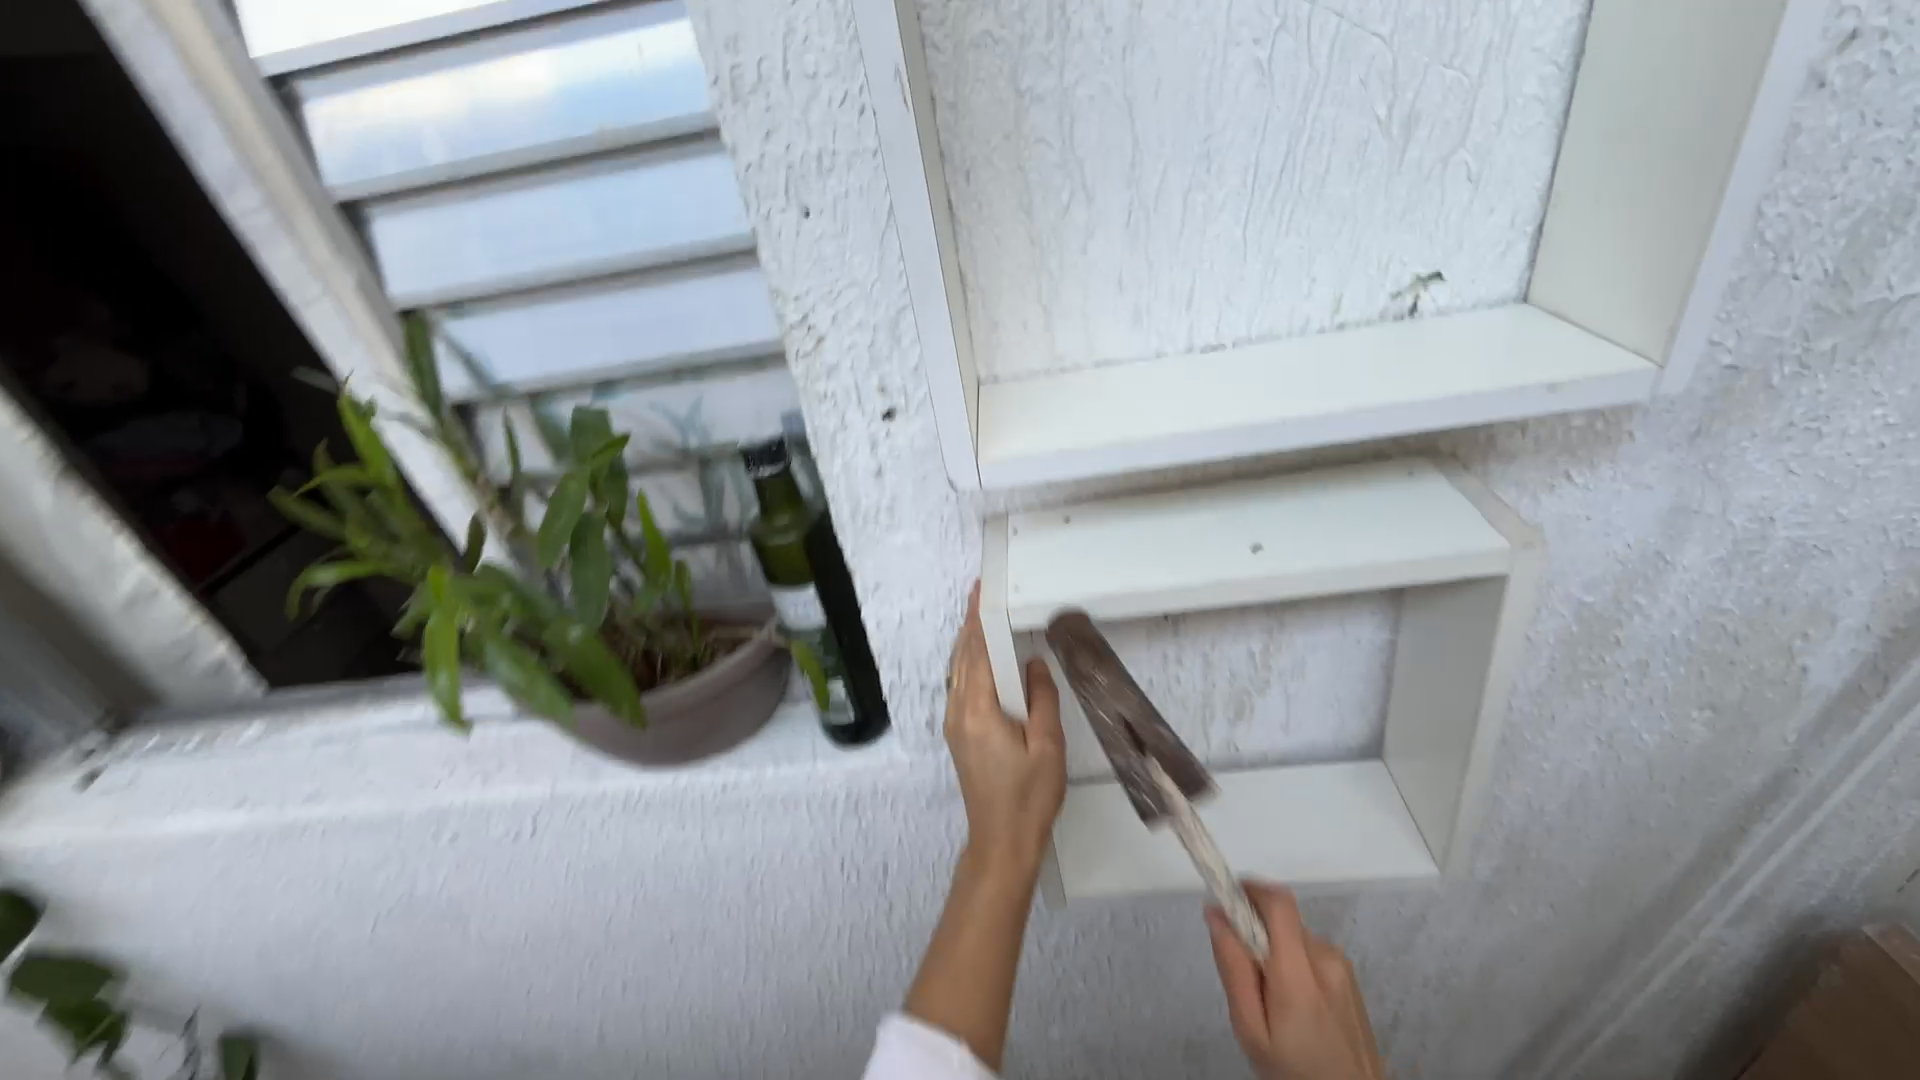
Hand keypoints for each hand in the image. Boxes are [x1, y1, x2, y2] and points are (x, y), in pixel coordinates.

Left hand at [944, 583, 1065, 876]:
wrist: (1001, 841)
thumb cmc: (1029, 796)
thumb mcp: (1047, 746)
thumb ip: (1041, 699)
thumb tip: (1034, 663)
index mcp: (979, 711)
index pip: (977, 652)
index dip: (979, 619)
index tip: (981, 591)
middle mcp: (958, 712)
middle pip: (962, 658)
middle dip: (971, 625)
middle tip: (982, 595)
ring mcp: (954, 725)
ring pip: (957, 673)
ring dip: (968, 644)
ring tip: (982, 619)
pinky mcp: (958, 736)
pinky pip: (960, 688)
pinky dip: (970, 665)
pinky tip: (983, 661)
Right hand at [1207, 883, 1386, 1079]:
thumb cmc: (1294, 1074)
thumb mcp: (1251, 1031)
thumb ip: (1233, 969)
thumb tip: (1215, 912)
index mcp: (1299, 973)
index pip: (1278, 903)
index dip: (1249, 890)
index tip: (1224, 902)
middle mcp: (1326, 958)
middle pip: (1281, 920)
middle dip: (1254, 932)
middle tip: (1243, 977)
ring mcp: (1343, 968)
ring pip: (1293, 937)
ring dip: (1273, 951)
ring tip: (1269, 1001)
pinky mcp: (1350, 978)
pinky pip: (1309, 952)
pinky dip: (1291, 964)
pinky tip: (1292, 1007)